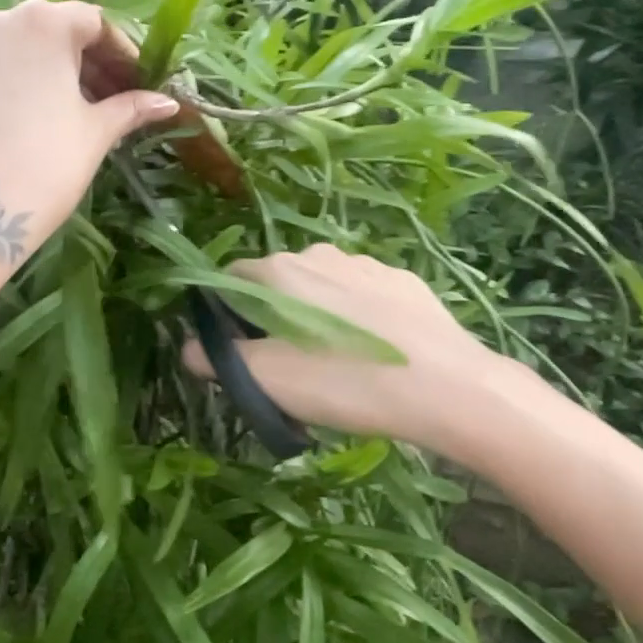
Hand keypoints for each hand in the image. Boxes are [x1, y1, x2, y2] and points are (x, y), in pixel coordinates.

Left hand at [0, 0, 179, 239]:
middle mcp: (6, 19)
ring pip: (38, 47)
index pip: (97, 24)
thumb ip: (131, 107)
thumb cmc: (46, 164)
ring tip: (99, 110)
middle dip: (98, 62)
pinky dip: (41, 79)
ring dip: (70, 72)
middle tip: (126, 98)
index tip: (145, 83)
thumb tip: (167, 102)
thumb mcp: (96, 132)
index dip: (125, 54)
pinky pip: (14, 62)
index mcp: (44, 21)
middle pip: (65, 31)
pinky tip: (63, 111)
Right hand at [184, 246, 521, 452]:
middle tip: (286, 367)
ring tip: (334, 366)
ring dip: (314, 317)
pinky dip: (355, 318)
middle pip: (275, 284)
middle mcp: (317, 253)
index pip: (228, 281)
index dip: (226, 319)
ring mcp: (366, 264)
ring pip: (320, 289)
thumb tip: (191, 349)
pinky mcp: (405, 281)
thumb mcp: (266, 380)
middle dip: (271, 319)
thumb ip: (217, 361)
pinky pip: (361, 296)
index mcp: (277, 270)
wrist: (451, 389)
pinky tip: (373, 357)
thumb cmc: (344, 381)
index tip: (241, 356)